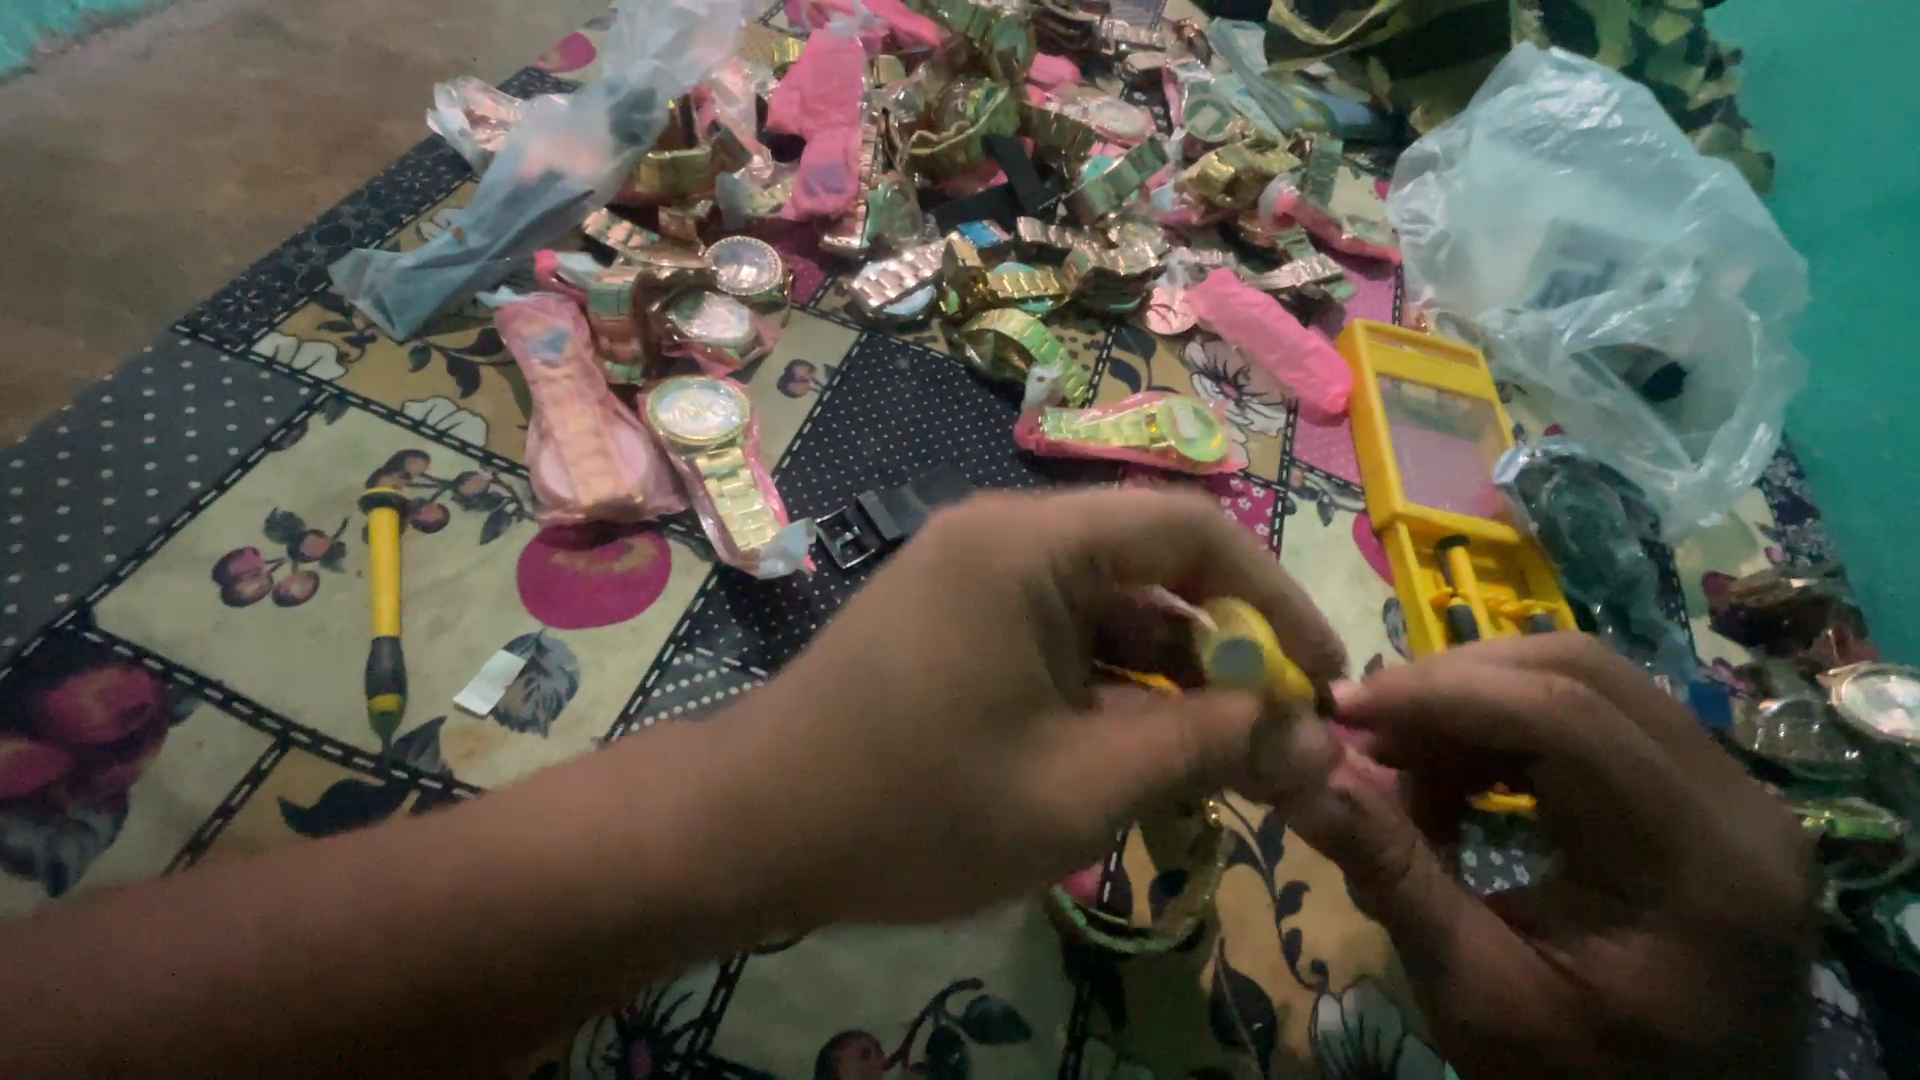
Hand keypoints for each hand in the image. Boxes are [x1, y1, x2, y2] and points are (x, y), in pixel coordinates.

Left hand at [749, 489, 1346, 925]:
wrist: (753, 826)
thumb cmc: (913, 807)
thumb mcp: (1078, 787)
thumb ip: (1204, 749)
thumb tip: (1309, 736)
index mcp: (1029, 545)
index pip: (1190, 529)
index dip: (1272, 598)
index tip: (1320, 677)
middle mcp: (1002, 534)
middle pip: (1149, 565)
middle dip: (1222, 647)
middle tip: (1276, 734)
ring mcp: (972, 571)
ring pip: (1105, 604)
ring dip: (1168, 672)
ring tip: (1221, 755)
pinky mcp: (956, 612)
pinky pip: (1056, 628)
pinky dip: (1108, 680)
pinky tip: (1141, 744)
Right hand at [1294, 635, 1817, 1078]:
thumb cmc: (1581, 1076)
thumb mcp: (1473, 991)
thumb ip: (1390, 872)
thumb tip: (1297, 772)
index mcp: (1698, 863)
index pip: (1564, 716)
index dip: (1437, 694)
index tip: (1339, 711)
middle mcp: (1735, 803)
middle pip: (1575, 672)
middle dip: (1447, 686)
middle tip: (1362, 729)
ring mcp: (1721, 791)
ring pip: (1573, 679)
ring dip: (1464, 705)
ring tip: (1395, 766)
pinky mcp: (1690, 792)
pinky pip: (1579, 713)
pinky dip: (1490, 730)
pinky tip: (1446, 782)